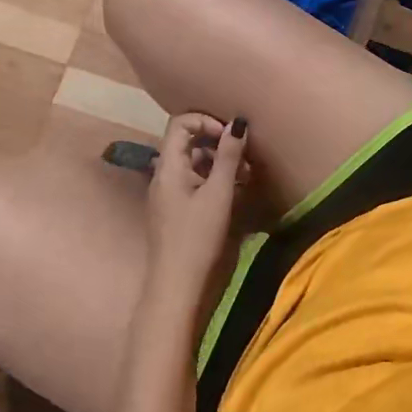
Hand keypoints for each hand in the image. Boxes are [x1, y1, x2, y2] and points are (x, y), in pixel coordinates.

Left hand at [145, 112, 246, 296]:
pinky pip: (196, 183)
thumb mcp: (219, 194)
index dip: (207, 121)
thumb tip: (238, 122)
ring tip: (246, 177)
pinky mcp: (178, 212)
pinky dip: (216, 181)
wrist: (178, 290)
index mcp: (168, 167)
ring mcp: (170, 195)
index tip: (231, 137)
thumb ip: (229, 157)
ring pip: (196, 164)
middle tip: (245, 159)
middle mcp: (164, 176)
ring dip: (221, 164)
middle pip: (189, 143)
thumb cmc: (198, 238)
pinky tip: (236, 194)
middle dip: (219, 144)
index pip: (181, 123)